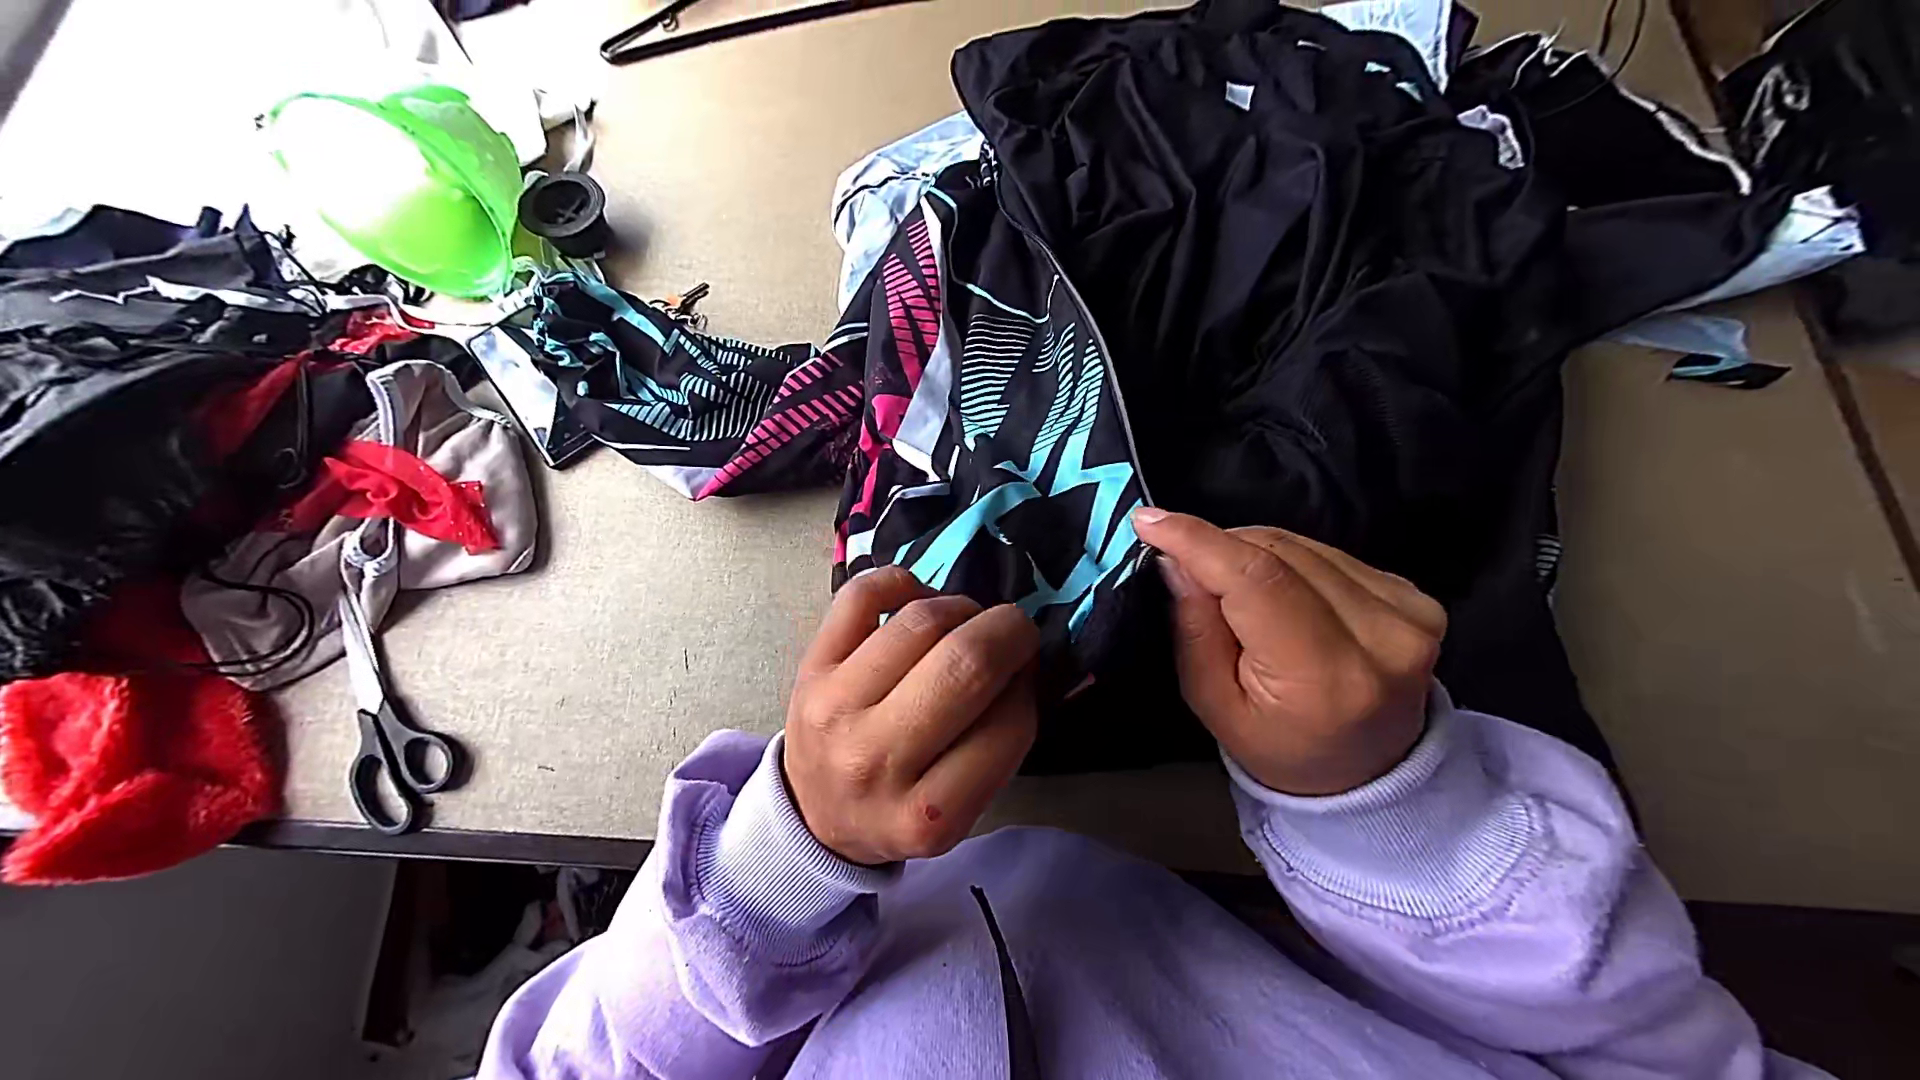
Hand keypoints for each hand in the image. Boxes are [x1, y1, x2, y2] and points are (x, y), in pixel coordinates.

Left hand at [784, 567, 1039, 865]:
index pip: (1007, 726)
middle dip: (1009, 632)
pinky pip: (862, 596)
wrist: (817, 814)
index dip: (1029, 688)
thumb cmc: (901, 807)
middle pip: (965, 663)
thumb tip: (1022, 656)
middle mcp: (873, 760)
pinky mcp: (811, 667)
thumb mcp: (961, 810)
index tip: (1024, 677)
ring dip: (963, 609)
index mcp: (925, 816)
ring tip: (965, 623)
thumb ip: (1000, 741)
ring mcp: (834, 708)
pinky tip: (919, 599)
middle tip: (1015, 633)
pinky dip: (903, 581)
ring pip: (921, 621)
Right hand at [1132, 508, 1446, 795]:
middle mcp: (1381, 635)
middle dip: (1216, 546)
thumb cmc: (1276, 744)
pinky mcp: (1415, 595)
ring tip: (1226, 582)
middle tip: (1181, 563)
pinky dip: (1283, 557)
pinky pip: (1325, 551)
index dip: (1199, 542)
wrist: (1369, 770)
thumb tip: (1174, 560)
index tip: (1148, 521)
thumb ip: (1194, 629)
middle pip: (1277, 552)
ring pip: (1300, 543)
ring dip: (1248, 549)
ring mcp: (1407, 611)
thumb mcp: (1211, 702)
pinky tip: (1272, 586)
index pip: (1257, 580)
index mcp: (1324, 675)